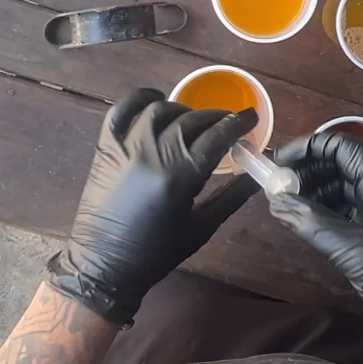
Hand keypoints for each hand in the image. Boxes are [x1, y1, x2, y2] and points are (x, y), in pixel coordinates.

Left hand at [47, 88, 258, 323]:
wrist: (104, 264)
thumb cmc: (157, 252)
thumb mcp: (202, 227)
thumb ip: (233, 196)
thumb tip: (258, 174)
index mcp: (180, 177)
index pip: (217, 137)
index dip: (239, 123)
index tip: (252, 117)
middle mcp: (153, 154)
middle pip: (192, 121)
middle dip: (217, 117)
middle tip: (229, 123)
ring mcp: (127, 146)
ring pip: (161, 109)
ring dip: (184, 110)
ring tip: (195, 121)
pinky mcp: (107, 146)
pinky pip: (123, 109)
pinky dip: (141, 99)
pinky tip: (157, 100)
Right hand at [268, 132, 362, 363]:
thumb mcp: (357, 251)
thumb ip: (314, 223)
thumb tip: (274, 200)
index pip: (343, 147)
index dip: (309, 148)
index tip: (277, 164)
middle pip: (338, 165)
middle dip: (306, 171)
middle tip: (274, 188)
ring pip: (338, 189)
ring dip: (311, 193)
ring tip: (283, 206)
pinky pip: (342, 213)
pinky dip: (320, 214)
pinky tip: (300, 223)